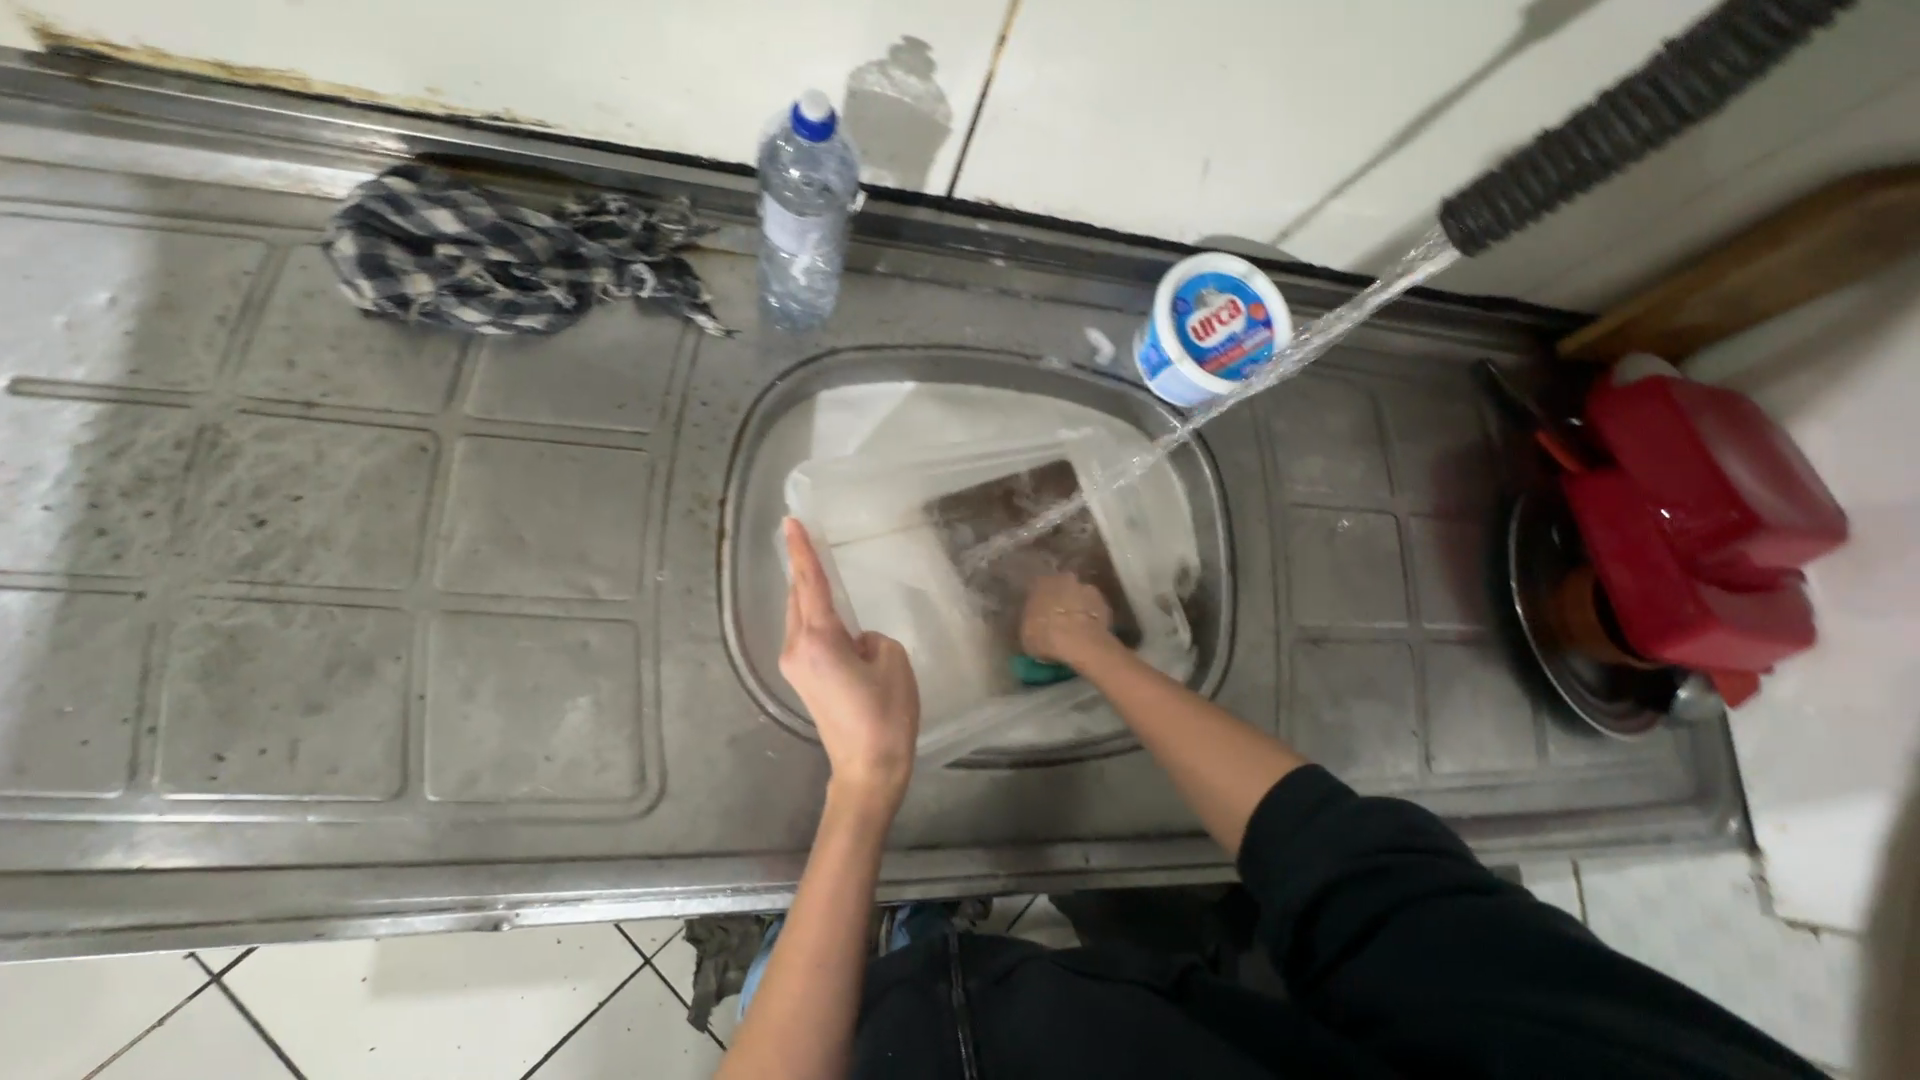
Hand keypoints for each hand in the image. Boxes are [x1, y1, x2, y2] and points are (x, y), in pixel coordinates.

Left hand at [780, 518, 919, 811]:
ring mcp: (794, 666)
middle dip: (802, 570)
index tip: (791, 522)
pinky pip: (805, 636)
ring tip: (819, 571)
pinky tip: (827, 613)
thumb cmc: (886, 714)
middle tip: (805, 537)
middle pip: (797, 598)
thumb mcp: (892, 660)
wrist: (868, 768)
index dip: (802, 550)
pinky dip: (813, 618)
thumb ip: (870, 638)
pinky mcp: (802, 680)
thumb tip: (855, 642)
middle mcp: (796, 648)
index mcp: (819, 638)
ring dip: (808, 595)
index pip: (810, 583)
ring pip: (798, 617)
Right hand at [1021, 574, 1117, 666]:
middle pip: (1062, 588)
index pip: (1037, 587)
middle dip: (1060, 600)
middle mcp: (1064, 578)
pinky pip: (1094, 610)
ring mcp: (1087, 588)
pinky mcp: (1105, 603)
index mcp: (1040, 582)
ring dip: (1078, 607)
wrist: (1079, 641)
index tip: (1039, 615)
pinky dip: (1091, 617)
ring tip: (1075, 628)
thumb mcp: (1026, 632)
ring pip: (1080, 597)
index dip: (1039, 602)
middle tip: (1057, 619)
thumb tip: (1034, 623)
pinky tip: (1088, 632)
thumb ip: (1030, 621)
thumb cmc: (1044, 635)